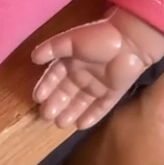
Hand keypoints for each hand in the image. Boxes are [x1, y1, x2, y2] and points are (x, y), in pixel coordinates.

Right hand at [31, 8, 163, 128]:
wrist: (130, 41)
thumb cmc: (98, 38)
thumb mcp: (71, 40)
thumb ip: (52, 48)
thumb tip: (33, 58)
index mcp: (72, 61)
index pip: (55, 76)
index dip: (46, 86)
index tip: (37, 98)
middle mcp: (83, 74)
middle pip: (66, 92)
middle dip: (56, 104)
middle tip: (46, 116)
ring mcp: (99, 85)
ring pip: (81, 102)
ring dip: (71, 112)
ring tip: (60, 124)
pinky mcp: (113, 93)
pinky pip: (101, 107)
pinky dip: (92, 116)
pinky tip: (81, 126)